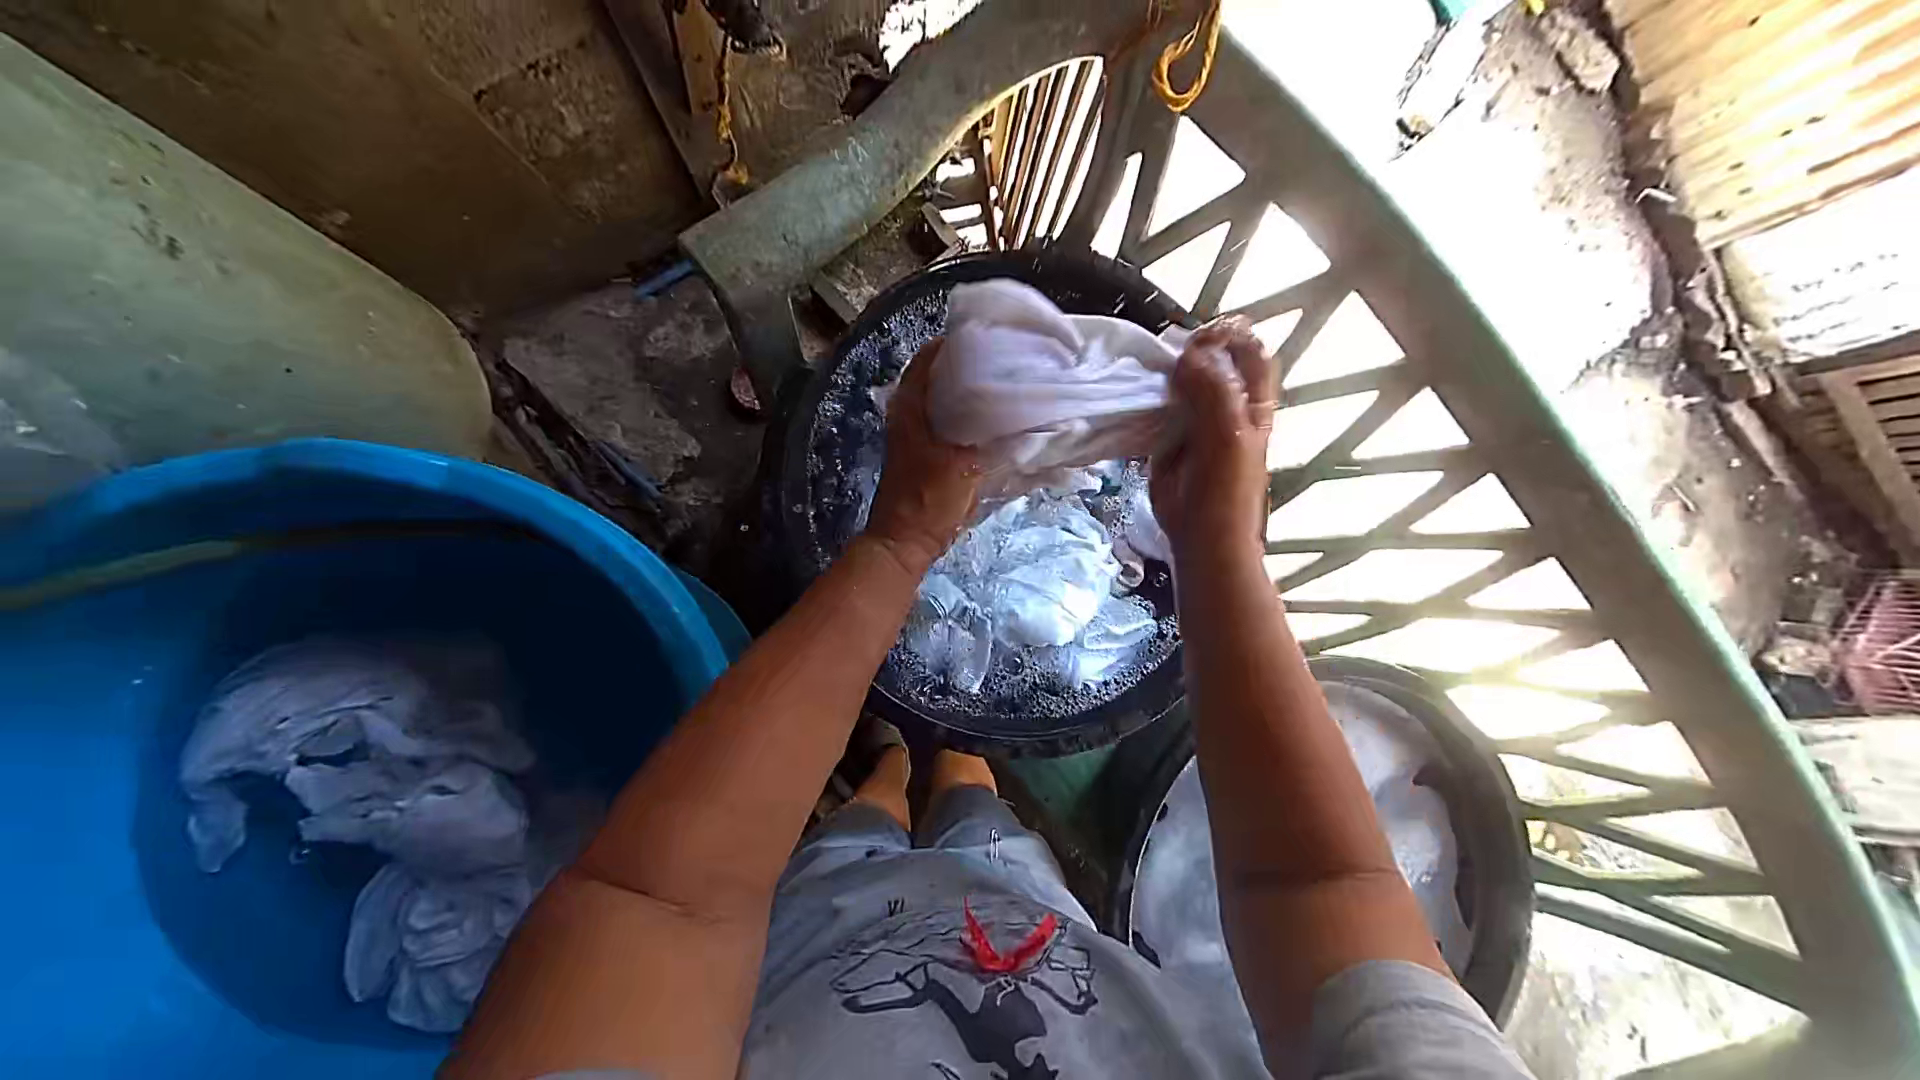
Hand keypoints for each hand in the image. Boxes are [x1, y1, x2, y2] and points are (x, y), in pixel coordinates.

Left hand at [863, 339, 981, 574]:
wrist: (906, 541)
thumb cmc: (928, 501)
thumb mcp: (963, 466)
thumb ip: (993, 441)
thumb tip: (1028, 418)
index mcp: (910, 408)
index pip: (928, 358)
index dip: (954, 343)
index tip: (987, 335)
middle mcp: (908, 414)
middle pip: (937, 376)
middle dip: (966, 364)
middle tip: (1002, 357)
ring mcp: (915, 434)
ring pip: (943, 399)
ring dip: (967, 389)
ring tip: (1002, 381)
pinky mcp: (925, 452)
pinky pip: (947, 421)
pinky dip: (966, 414)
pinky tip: (992, 417)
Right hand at [1150, 318, 1275, 561]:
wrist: (1202, 536)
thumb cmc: (1224, 489)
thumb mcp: (1226, 434)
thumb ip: (1212, 391)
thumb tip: (1187, 355)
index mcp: (1252, 405)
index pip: (1249, 354)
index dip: (1230, 337)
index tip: (1199, 335)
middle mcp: (1226, 408)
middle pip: (1213, 365)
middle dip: (1193, 351)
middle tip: (1168, 348)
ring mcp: (1197, 424)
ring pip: (1183, 386)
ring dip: (1167, 375)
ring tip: (1148, 368)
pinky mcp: (1170, 441)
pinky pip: (1160, 411)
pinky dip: (1148, 400)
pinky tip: (1135, 395)